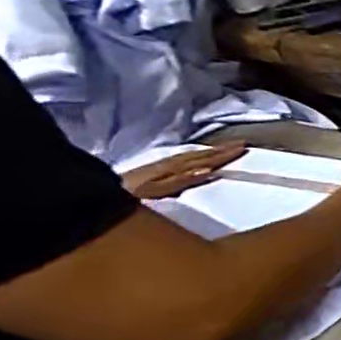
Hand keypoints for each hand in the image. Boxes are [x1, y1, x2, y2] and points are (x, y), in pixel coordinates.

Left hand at [122, 142, 245, 199]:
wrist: (97, 194)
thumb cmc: (130, 196)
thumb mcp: (157, 190)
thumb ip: (182, 180)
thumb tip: (209, 170)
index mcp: (173, 168)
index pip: (205, 160)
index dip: (224, 154)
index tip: (243, 147)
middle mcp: (170, 163)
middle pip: (200, 155)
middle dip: (221, 149)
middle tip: (241, 143)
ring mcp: (161, 165)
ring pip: (192, 155)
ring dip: (211, 151)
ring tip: (226, 147)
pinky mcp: (154, 169)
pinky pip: (183, 159)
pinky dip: (196, 156)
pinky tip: (198, 157)